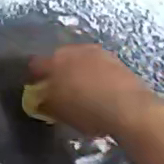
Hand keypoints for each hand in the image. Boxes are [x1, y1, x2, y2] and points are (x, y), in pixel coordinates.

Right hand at [26, 44, 163, 138]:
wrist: (130, 109)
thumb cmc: (86, 110)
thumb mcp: (58, 112)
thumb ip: (44, 103)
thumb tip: (39, 99)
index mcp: (54, 61)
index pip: (35, 65)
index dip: (33, 77)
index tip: (36, 90)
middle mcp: (75, 51)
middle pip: (58, 58)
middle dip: (56, 71)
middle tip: (58, 89)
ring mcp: (98, 53)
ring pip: (80, 60)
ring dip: (77, 71)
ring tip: (80, 89)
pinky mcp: (117, 60)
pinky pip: (97, 65)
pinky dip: (94, 74)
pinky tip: (98, 90)